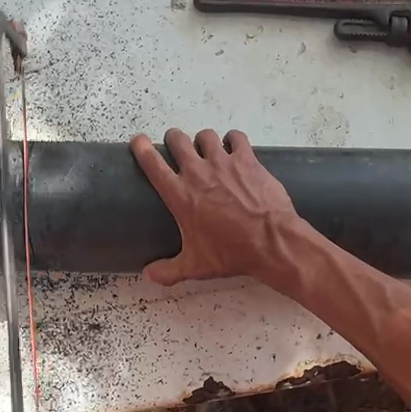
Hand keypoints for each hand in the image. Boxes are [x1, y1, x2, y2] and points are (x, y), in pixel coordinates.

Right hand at [130, 128, 307, 285]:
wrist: (271, 241)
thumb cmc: (231, 252)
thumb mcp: (195, 266)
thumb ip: (168, 271)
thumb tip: (148, 275)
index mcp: (180, 195)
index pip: (152, 163)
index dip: (141, 148)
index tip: (139, 142)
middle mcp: (198, 173)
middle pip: (177, 140)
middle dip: (173, 140)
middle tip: (177, 147)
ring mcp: (223, 163)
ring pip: (205, 136)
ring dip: (203, 141)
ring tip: (206, 149)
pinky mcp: (247, 160)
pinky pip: (236, 137)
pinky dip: (232, 140)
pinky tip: (234, 148)